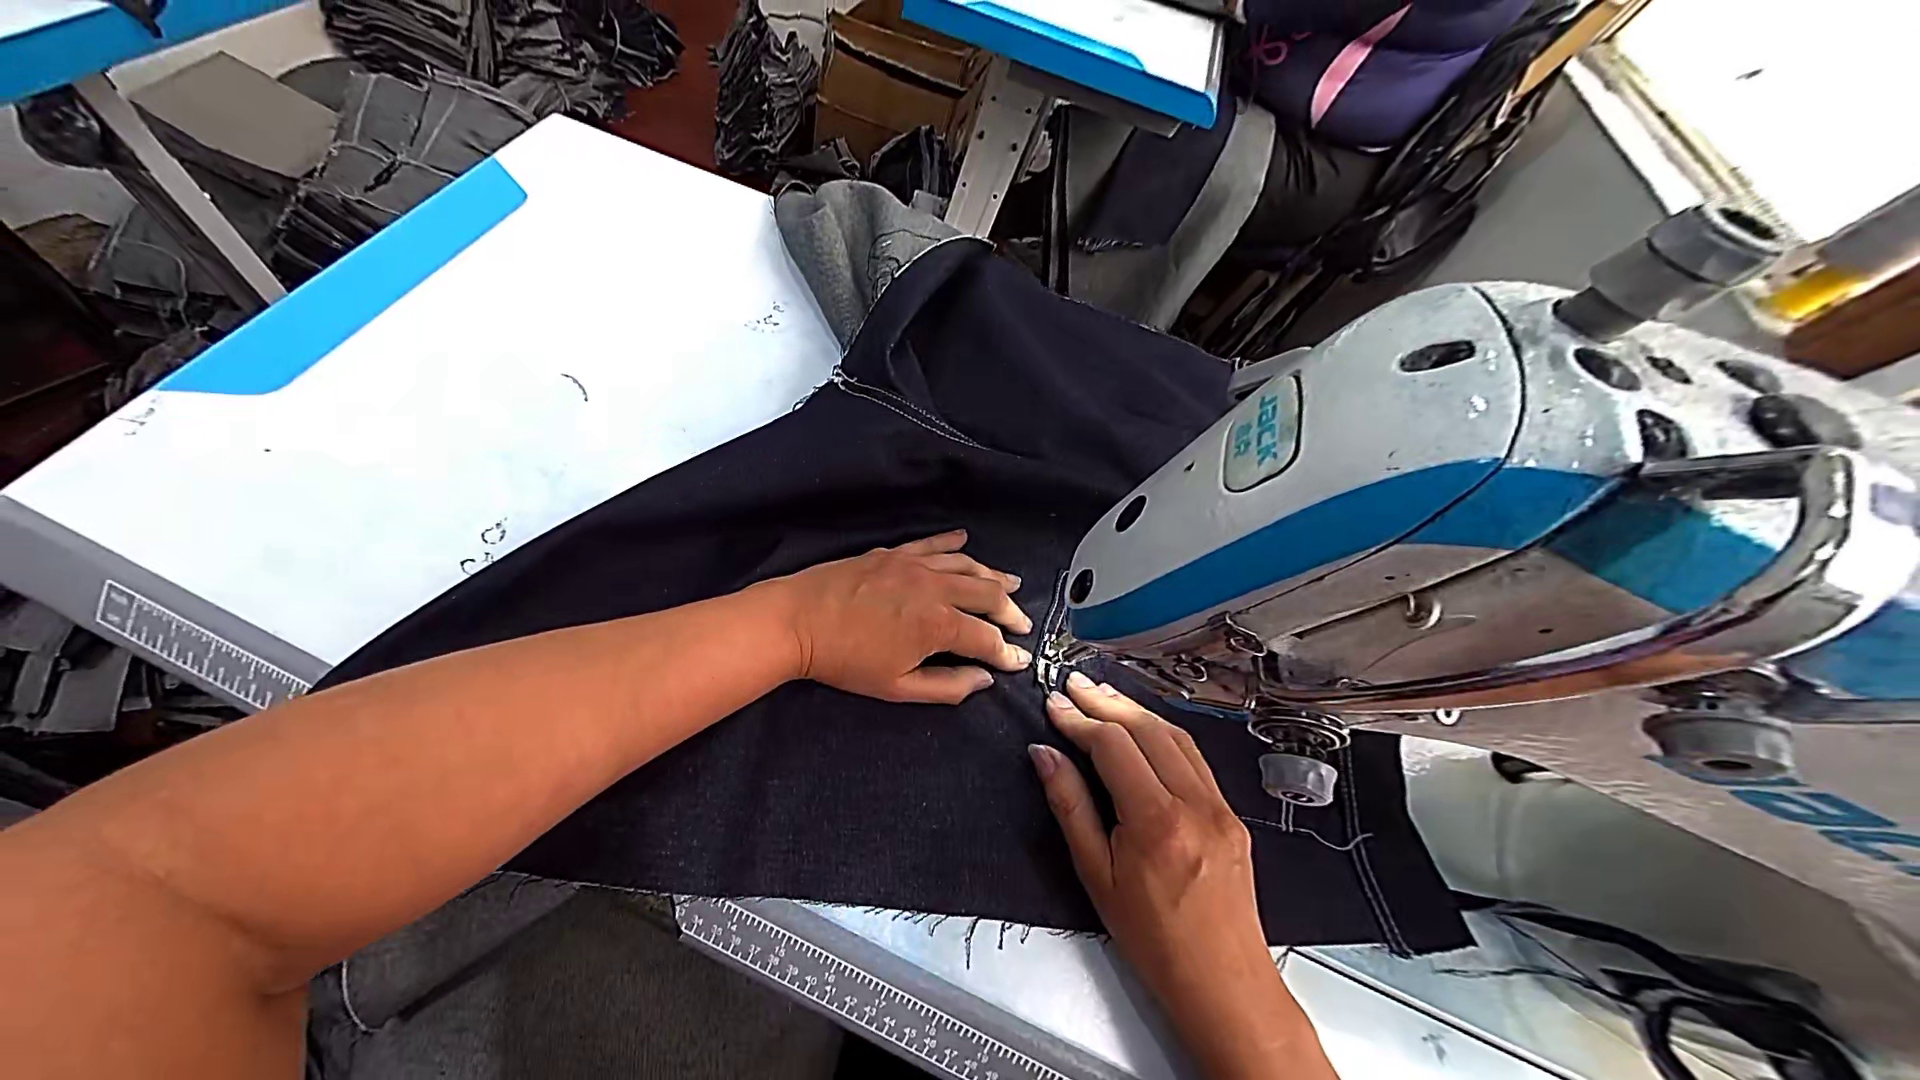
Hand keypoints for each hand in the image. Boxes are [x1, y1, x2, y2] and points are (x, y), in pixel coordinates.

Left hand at [765, 530, 1032, 703]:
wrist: (797, 620)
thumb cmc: (845, 661)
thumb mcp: (898, 688)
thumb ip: (948, 686)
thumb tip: (983, 680)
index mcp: (939, 624)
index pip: (988, 638)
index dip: (1007, 652)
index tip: (1018, 661)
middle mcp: (936, 588)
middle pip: (988, 595)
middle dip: (1010, 611)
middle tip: (1022, 623)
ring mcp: (915, 565)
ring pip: (967, 566)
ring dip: (992, 576)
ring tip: (1010, 584)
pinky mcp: (894, 554)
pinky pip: (932, 544)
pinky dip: (952, 542)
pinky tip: (965, 539)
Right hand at [1029, 675, 1335, 1079]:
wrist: (1223, 983)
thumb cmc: (1154, 940)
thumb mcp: (1096, 875)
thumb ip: (1069, 805)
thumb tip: (1045, 755)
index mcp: (1157, 822)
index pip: (1112, 745)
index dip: (1078, 719)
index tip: (1054, 705)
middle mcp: (1195, 804)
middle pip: (1146, 729)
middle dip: (1105, 701)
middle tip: (1075, 685)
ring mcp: (1220, 806)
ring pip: (1175, 736)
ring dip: (1135, 709)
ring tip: (1102, 694)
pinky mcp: (1231, 814)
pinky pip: (1195, 757)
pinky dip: (1163, 732)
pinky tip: (1143, 726)